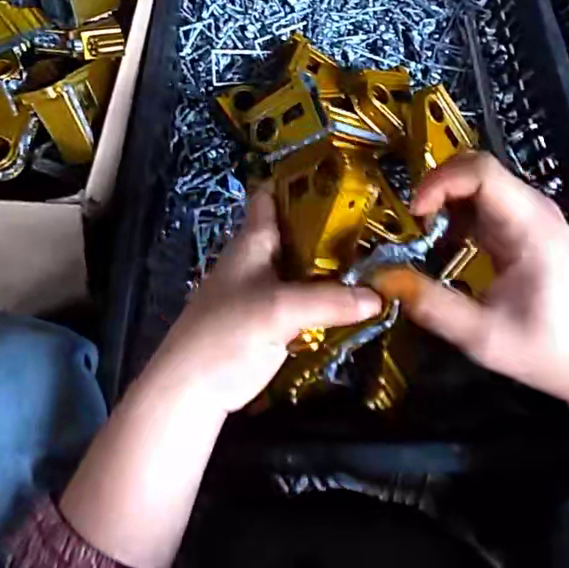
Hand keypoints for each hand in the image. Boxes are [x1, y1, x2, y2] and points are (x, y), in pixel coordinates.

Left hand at [140, 189, 383, 414]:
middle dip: (329, 224)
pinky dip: (325, 295)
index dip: (299, 181)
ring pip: (300, 266)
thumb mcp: (279, 311)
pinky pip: (302, 298)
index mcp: (252, 240)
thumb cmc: (227, 334)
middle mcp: (257, 259)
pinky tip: (353, 300)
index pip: (271, 195)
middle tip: (374, 223)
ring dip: (330, 263)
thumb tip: (380, 297)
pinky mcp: (266, 321)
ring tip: (374, 258)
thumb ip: (329, 301)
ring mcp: (260, 291)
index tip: (340, 177)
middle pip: (294, 230)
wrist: (189, 392)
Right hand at [377, 153, 568, 410]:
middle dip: (437, 185)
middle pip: (476, 166)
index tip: (415, 212)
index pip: (480, 170)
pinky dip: (456, 211)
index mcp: (530, 224)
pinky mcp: (523, 226)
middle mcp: (532, 208)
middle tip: (413, 219)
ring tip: (424, 231)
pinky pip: (482, 201)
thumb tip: (384, 280)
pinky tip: (445, 241)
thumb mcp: (484, 337)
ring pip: (476, 180)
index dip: (440, 181)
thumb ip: (433, 307)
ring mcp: (529, 215)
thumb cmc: (551, 351)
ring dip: (445, 198)